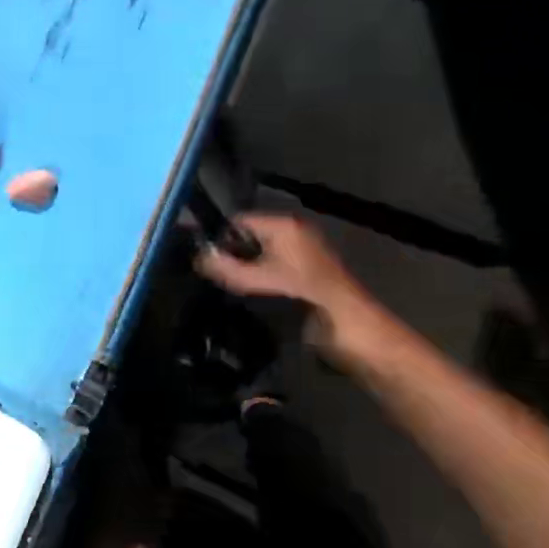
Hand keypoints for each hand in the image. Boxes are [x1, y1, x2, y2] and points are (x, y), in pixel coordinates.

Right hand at [195, 214, 382, 361]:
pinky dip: (261, 278)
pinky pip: (273, 266)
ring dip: (246, 269)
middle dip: (231, 254)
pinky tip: (252, 295)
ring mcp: (303, 251)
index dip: (219, 238)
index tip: (204, 261)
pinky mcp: (307, 271)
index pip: (238, 221)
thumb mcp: (257, 282)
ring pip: (260, 253)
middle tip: (214, 277)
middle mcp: (294, 232)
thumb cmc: (303, 296)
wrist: (350, 326)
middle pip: (249, 236)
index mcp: (284, 226)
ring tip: (230, 287)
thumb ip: (225, 268)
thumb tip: (198, 257)